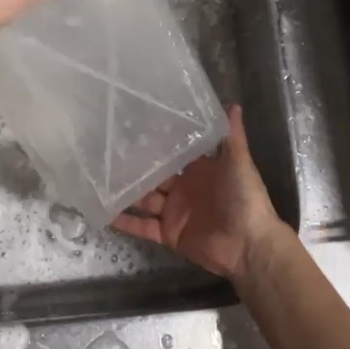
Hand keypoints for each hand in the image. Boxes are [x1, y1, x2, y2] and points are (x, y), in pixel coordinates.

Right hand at [109, 106, 287, 280]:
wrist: (248, 244)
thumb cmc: (244, 197)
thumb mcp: (239, 162)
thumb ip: (231, 136)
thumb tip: (233, 104)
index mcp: (201, 170)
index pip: (175, 153)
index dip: (158, 144)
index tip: (134, 128)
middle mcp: (185, 188)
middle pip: (156, 175)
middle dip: (136, 167)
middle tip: (109, 152)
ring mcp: (175, 212)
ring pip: (145, 199)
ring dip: (126, 192)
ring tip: (101, 180)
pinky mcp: (169, 234)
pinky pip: (143, 227)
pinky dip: (126, 222)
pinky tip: (105, 214)